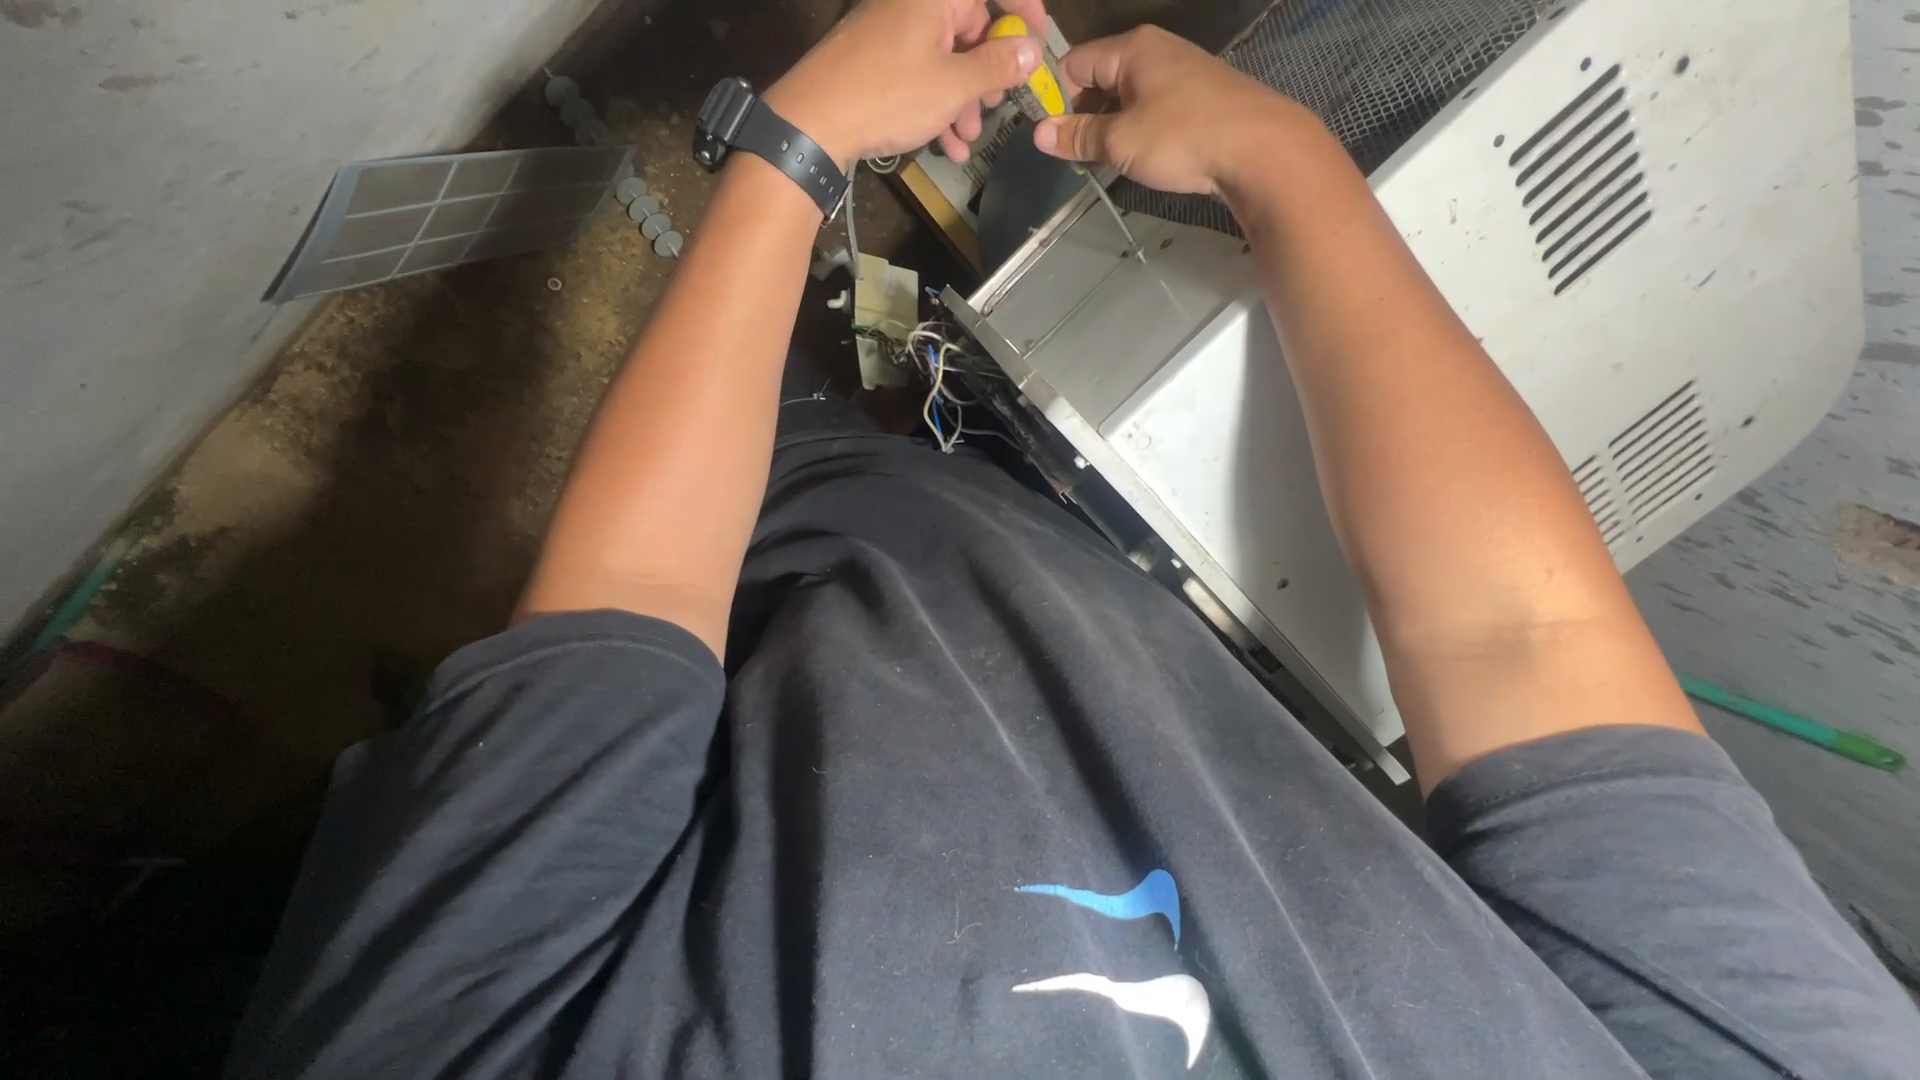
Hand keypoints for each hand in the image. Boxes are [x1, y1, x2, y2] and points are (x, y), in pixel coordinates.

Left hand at [765, 0, 1050, 166]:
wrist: (814, 121)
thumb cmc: (888, 95)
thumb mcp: (952, 86)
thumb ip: (996, 67)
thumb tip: (1031, 51)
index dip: (1022, 10)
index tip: (1039, 39)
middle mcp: (912, 5)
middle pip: (966, 29)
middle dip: (985, 74)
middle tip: (993, 107)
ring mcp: (889, 34)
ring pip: (942, 61)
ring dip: (961, 101)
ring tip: (965, 139)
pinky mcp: (874, 62)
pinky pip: (917, 77)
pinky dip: (935, 107)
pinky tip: (944, 145)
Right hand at [1032, 26, 1311, 197]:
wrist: (1259, 149)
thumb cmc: (1183, 137)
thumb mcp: (1121, 141)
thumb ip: (1078, 137)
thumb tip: (1039, 134)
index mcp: (1132, 49)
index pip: (1075, 63)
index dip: (1055, 97)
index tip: (1048, 135)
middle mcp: (1155, 52)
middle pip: (1100, 80)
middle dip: (1082, 116)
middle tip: (1074, 155)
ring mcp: (1179, 75)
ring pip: (1126, 99)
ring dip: (1109, 129)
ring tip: (1103, 163)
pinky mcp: (1197, 101)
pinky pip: (1151, 112)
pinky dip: (1136, 133)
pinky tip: (1138, 160)